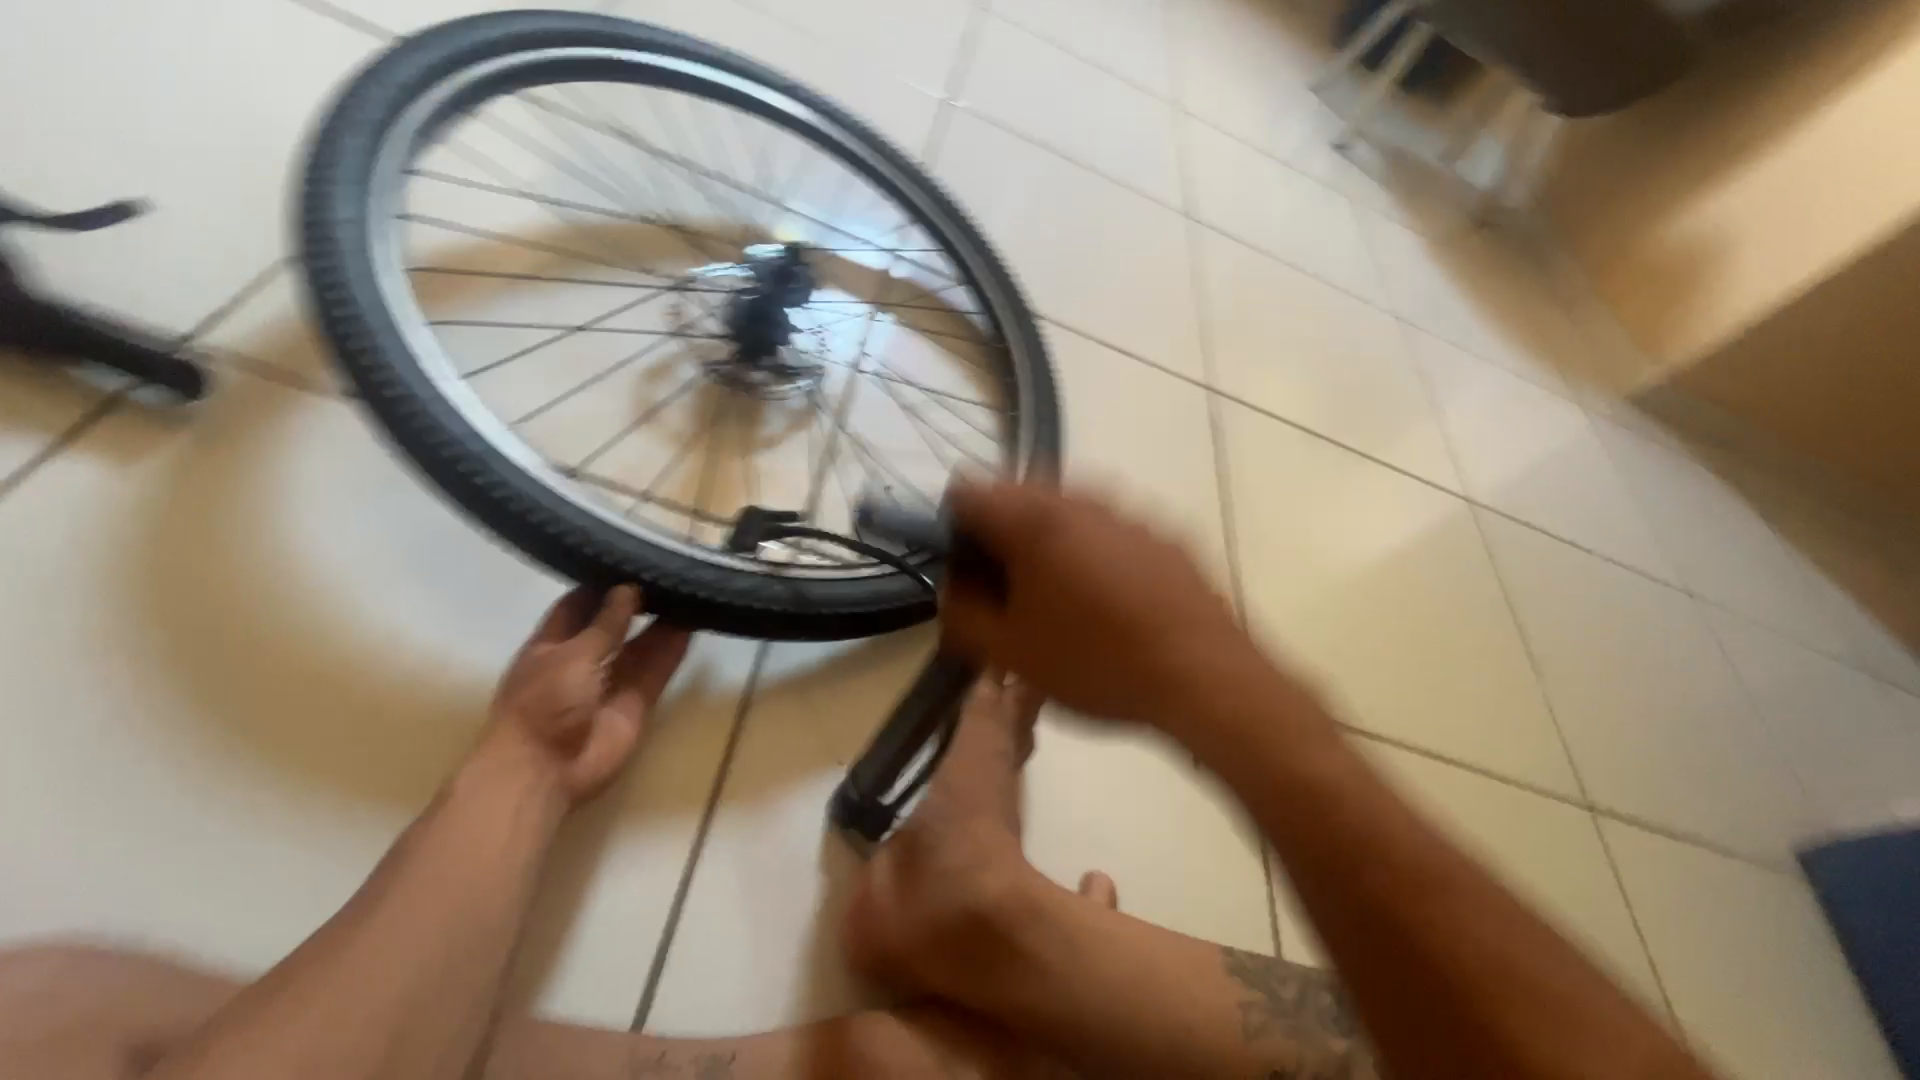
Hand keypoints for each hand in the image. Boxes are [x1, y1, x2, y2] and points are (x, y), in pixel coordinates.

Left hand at [480, 585, 690, 806]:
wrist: (545, 769)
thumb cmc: (542, 704)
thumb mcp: (573, 655)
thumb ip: (606, 623)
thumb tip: (629, 589)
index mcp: (552, 644)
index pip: (577, 606)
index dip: (601, 586)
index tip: (630, 563)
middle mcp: (582, 660)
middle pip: (613, 626)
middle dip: (637, 604)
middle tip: (669, 576)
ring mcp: (610, 683)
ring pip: (640, 648)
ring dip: (661, 626)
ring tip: (688, 596)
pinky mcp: (635, 704)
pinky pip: (656, 672)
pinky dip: (672, 652)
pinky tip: (692, 627)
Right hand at [940, 482, 1267, 728]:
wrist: (1205, 679)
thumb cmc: (1097, 664)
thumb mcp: (1010, 653)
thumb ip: (962, 613)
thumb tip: (953, 587)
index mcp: (1035, 519)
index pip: (968, 492)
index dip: (955, 530)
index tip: (967, 573)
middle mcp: (1083, 498)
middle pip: (1020, 495)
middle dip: (1004, 536)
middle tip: (1009, 591)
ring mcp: (1131, 511)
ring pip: (1069, 509)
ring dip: (1050, 541)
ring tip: (1059, 598)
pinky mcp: (1167, 534)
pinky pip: (1112, 529)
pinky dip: (1095, 550)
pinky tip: (1109, 600)